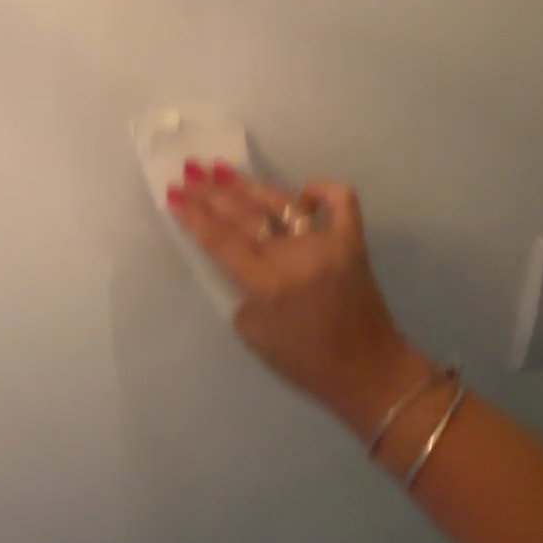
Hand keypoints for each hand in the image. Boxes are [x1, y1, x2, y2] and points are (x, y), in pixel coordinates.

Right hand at [167, 162, 430, 437]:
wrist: (369, 372)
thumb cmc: (304, 361)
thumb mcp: (253, 333)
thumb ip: (240, 290)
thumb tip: (238, 256)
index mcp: (266, 282)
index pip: (220, 239)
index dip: (193, 214)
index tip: (173, 193)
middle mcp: (293, 256)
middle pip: (243, 214)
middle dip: (211, 192)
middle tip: (189, 170)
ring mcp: (327, 244)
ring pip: (282, 202)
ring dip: (249, 185)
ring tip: (221, 169)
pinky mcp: (353, 242)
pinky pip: (341, 202)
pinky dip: (322, 191)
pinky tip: (303, 191)